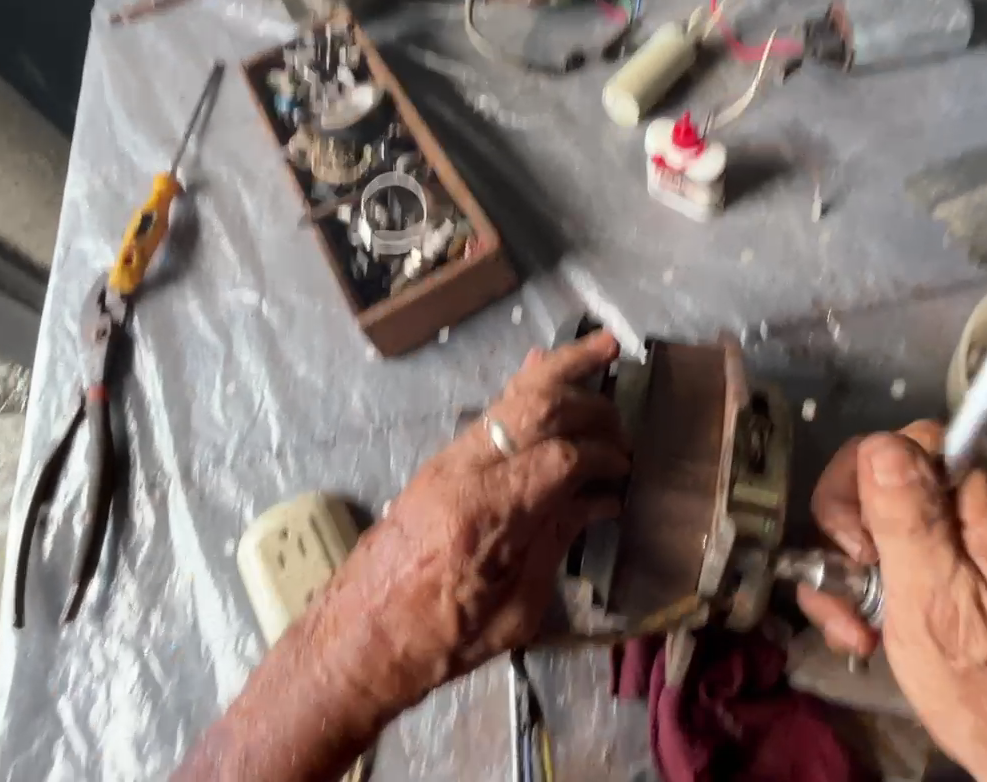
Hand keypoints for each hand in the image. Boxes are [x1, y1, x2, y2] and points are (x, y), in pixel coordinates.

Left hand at [313, 330, 629, 712]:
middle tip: (622, 429)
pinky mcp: (443, 458)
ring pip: (513, 395)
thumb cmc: (441, 639)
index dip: (602, 456)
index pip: (559, 457)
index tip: (624, 469)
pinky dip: (524, 383)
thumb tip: (598, 500)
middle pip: (538, 408)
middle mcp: (466, 470)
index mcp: (487, 515)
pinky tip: (542, 361)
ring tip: (603, 347)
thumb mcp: (516, 609)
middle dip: (590, 407)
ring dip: (562, 371)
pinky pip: (492, 409)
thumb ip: (557, 542)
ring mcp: (450, 457)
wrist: (361, 632)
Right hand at [797, 422, 986, 781]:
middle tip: (847, 575)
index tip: (858, 536)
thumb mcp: (933, 597)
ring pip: (871, 520)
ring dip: (841, 569)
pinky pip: (881, 554)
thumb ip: (909, 519)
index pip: (912, 442)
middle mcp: (974, 517)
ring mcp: (956, 547)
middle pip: (882, 477)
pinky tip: (856, 626)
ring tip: (848, 622)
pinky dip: (856, 588)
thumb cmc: (977, 681)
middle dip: (844, 526)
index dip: (867, 475)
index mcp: (985, 512)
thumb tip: (883, 444)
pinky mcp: (938, 574)